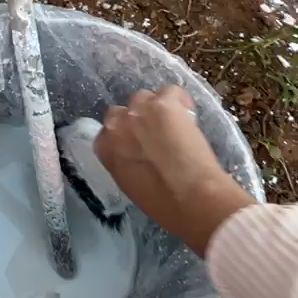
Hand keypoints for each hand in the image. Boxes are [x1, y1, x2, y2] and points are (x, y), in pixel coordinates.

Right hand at [95, 86, 253, 256]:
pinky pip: (171, 92)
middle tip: (158, 136)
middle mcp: (116, 123)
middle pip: (123, 110)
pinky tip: (189, 117)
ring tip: (174, 126)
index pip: (108, 130)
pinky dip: (180, 101)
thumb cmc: (164, 205)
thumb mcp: (130, 184)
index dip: (127, 136)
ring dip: (156, 109)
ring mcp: (139, 110)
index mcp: (104, 147)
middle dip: (138, 120)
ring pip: (144, 97)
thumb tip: (134, 154)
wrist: (193, 200)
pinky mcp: (165, 104)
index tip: (140, 145)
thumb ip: (123, 161)